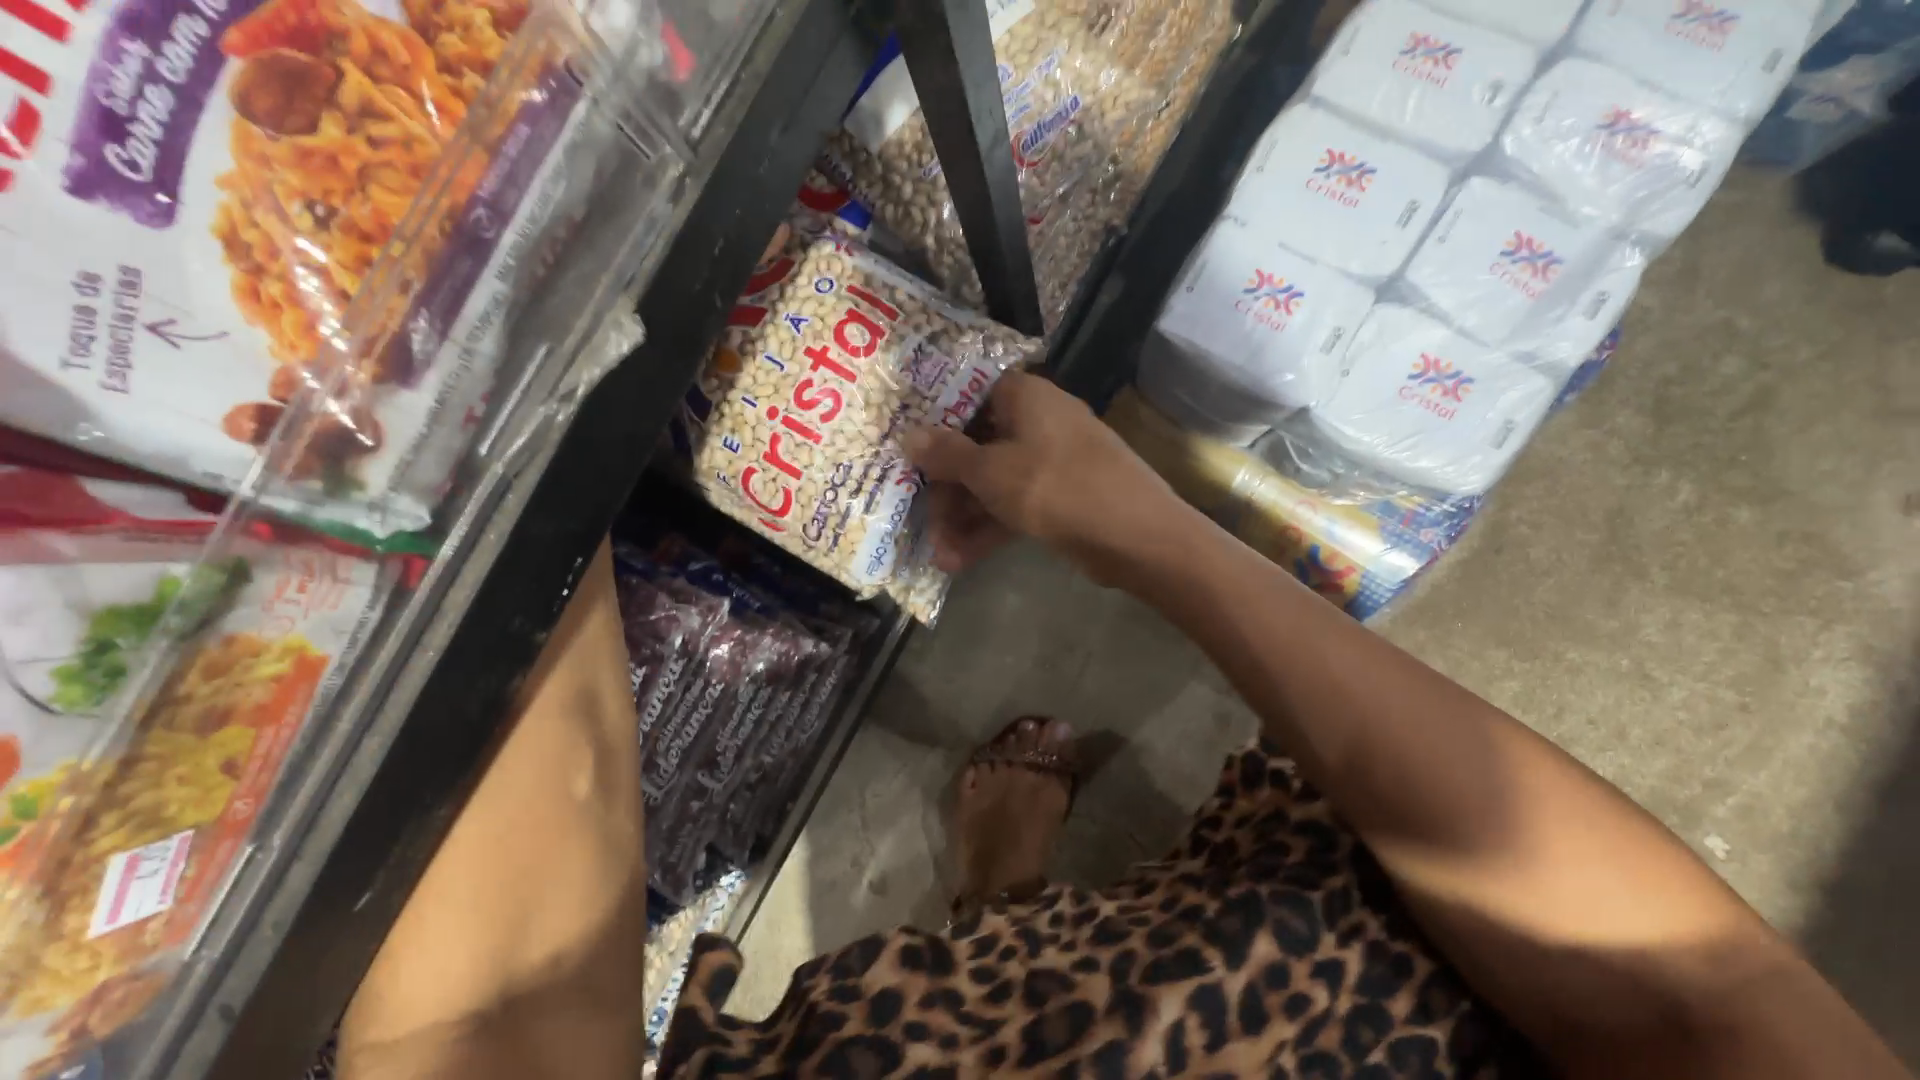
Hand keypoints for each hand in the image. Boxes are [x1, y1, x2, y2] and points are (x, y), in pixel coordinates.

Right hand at [903, 371, 1186, 582]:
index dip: (935, 417)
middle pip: (977, 444)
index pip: (969, 393)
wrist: (1136, 536)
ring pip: (993, 481)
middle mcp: (1038, 422)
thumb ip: (948, 455)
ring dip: (963, 516)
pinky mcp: (1059, 498)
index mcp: (1025, 396)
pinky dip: (989, 529)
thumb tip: (910, 436)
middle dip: (946, 486)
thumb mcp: (992, 471)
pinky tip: (958, 561)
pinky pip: (1013, 506)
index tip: (904, 442)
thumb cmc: (1057, 487)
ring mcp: (1050, 462)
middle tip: (916, 514)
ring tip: (938, 553)